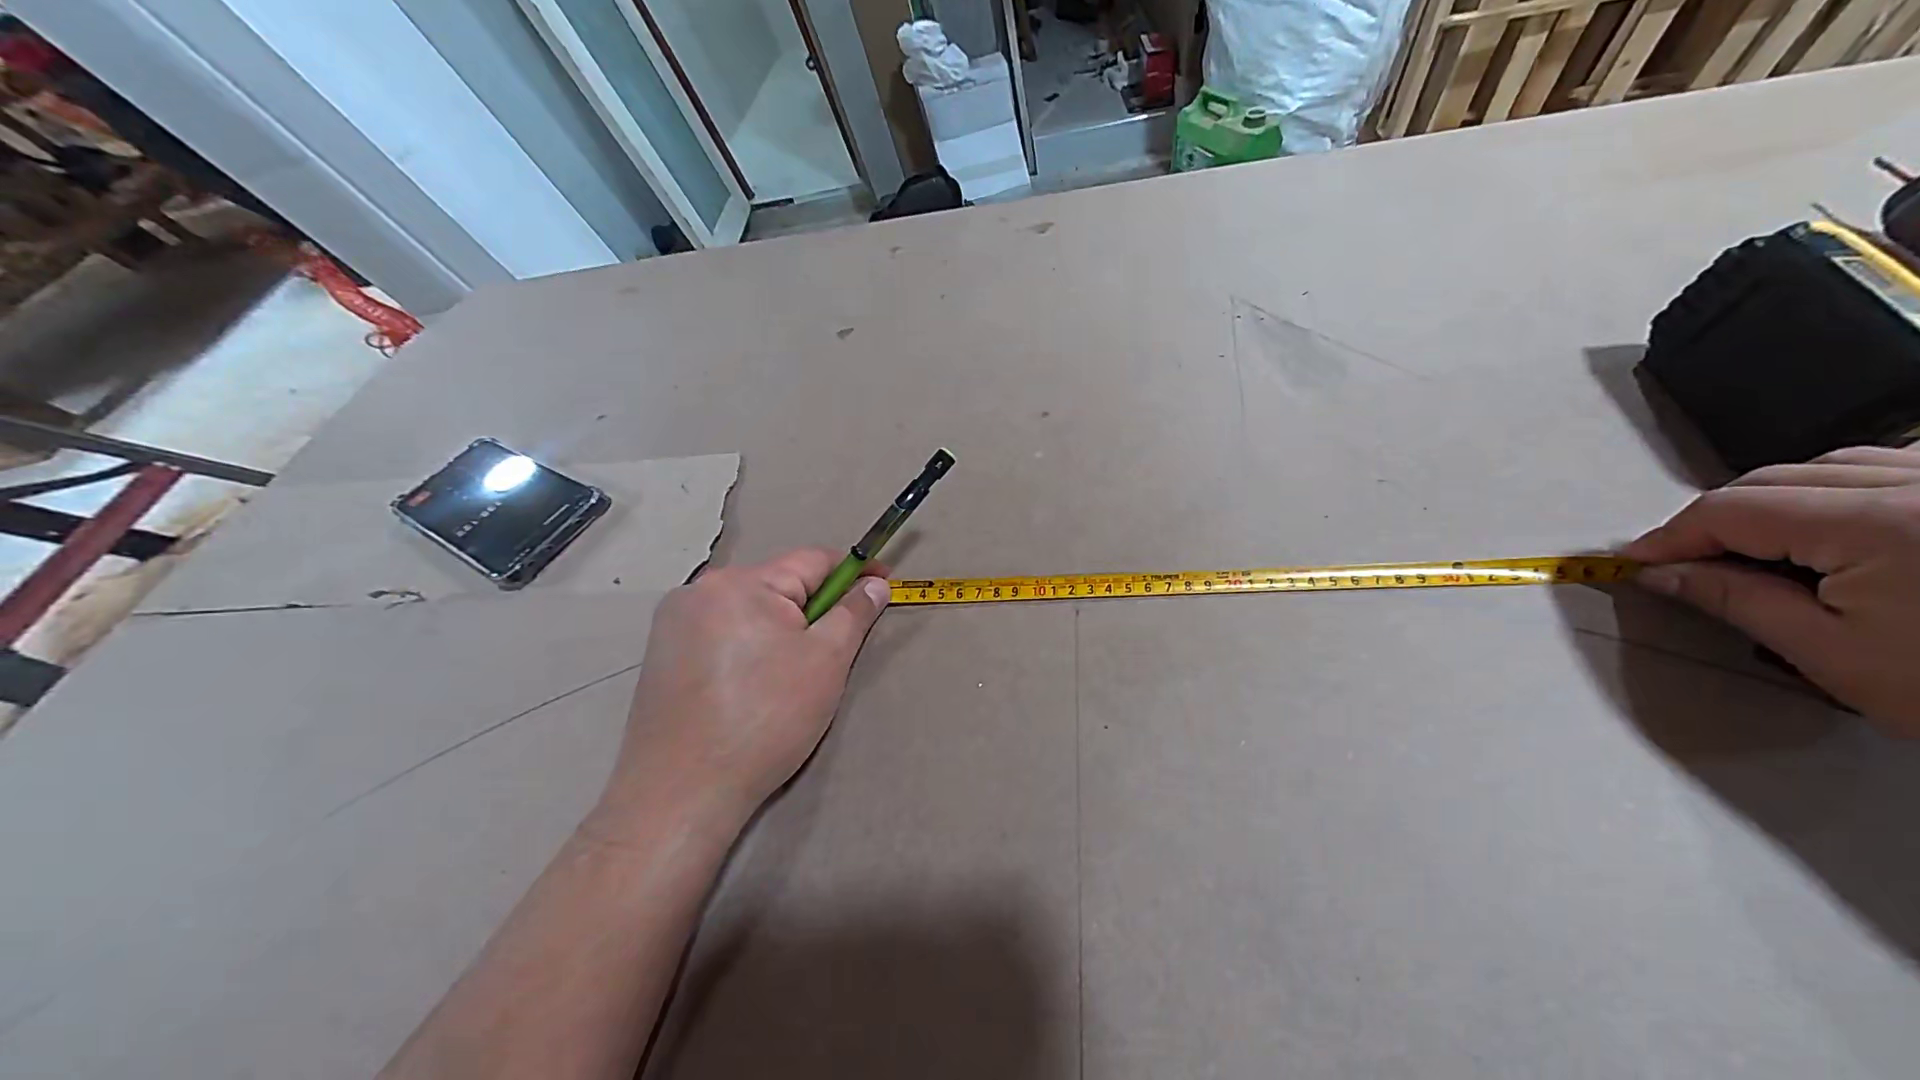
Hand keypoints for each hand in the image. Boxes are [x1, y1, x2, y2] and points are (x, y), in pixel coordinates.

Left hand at [592, 549, 890, 837]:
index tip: (883, 585)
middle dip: (812, 608)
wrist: (682, 791)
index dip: (853, 572)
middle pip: (777, 585)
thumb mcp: (826, 662)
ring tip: (791, 677)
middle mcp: (700, 590)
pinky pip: (721, 634)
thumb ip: (853, 614)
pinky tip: (752, 688)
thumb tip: (874, 584)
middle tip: (835, 649)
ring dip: (779, 629)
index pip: (812, 560)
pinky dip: (748, 647)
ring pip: (748, 611)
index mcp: (741, 583)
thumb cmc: (765, 720)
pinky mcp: (662, 655)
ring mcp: (674, 623)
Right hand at [1625, 446, 1919, 735]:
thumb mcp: (1832, 653)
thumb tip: (1657, 573)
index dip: (1672, 536)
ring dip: (1778, 500)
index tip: (1632, 562)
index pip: (1735, 509)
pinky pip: (1897, 464)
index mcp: (1883, 523)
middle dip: (1718, 519)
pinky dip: (1842, 488)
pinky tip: (1830, 527)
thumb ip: (1736, 600)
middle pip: (1780, 478)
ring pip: (1836, 464)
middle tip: (1685, 562)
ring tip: (1754, 546)